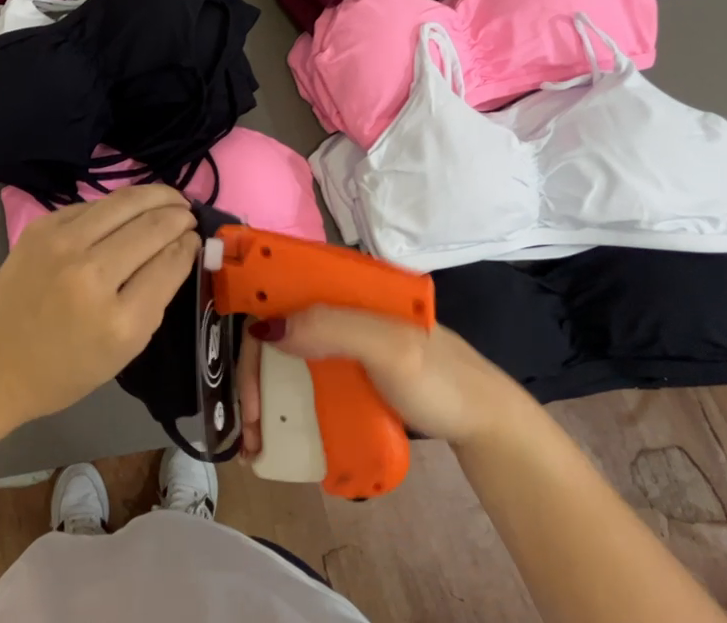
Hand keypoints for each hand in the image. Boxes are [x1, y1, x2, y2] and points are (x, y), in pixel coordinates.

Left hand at [0, 185, 197, 429]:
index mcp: (119, 319)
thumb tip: (180, 250)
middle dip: (178, 214)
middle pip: (151, 225)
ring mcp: (62, 245)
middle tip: (190, 213)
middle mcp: (92, 274)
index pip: (170, 262)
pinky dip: (116, 204)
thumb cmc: (63, 370)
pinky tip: (129, 208)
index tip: (197, 237)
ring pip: (123, 202)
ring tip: (171, 198)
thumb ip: (155, 298)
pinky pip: (91, 206)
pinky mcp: (40, 228)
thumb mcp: (124, 350)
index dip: (190, 244)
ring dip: (154, 196)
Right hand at [236, 307, 533, 455]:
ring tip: (255, 440)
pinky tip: (272, 437)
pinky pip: (302, 384)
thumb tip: (264, 330)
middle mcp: (338, 310)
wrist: (489, 428)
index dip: (251, 316)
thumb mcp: (390, 346)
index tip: (237, 361)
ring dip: (261, 396)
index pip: (281, 287)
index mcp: (347, 288)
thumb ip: (331, 327)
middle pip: (276, 330)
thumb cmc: (443, 380)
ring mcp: (342, 345)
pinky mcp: (347, 376)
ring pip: (284, 360)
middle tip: (249, 421)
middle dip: (253, 374)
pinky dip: (281, 408)